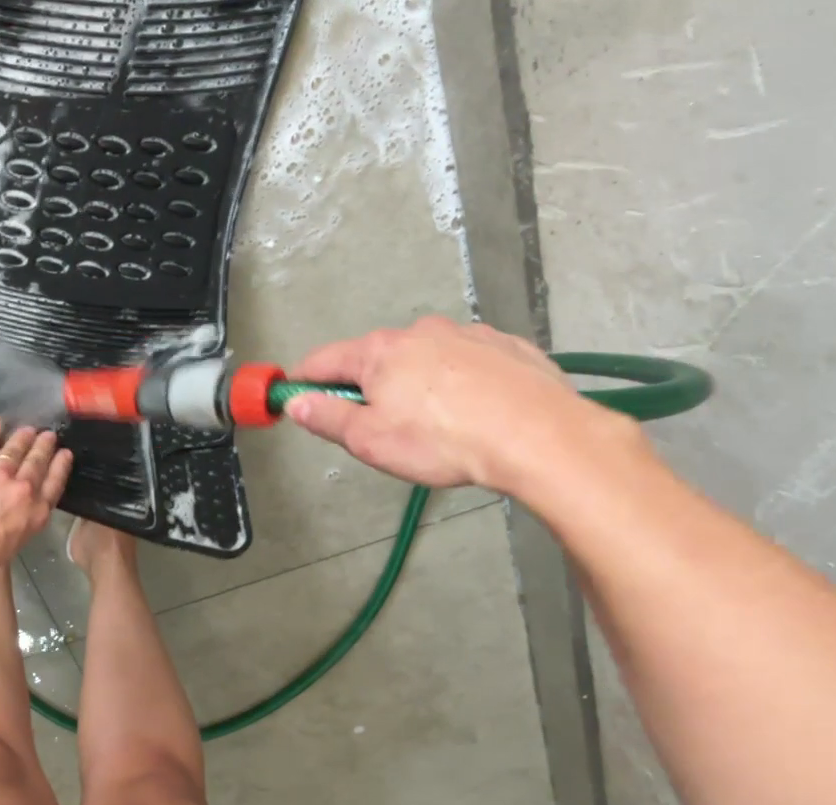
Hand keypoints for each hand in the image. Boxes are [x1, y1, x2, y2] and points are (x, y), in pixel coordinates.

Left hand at [0, 419, 72, 581]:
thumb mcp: (18, 541)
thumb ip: (26, 518)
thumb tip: (23, 504)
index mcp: (36, 512)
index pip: (54, 483)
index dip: (60, 466)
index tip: (64, 453)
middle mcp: (23, 489)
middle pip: (37, 462)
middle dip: (44, 446)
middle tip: (47, 435)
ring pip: (14, 449)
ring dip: (23, 437)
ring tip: (27, 429)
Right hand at [284, 315, 625, 491]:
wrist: (539, 437)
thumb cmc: (444, 441)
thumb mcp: (368, 440)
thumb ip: (326, 417)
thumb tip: (296, 402)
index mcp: (379, 352)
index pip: (322, 360)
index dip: (303, 383)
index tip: (297, 401)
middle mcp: (420, 332)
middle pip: (374, 360)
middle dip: (365, 388)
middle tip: (375, 429)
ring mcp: (467, 335)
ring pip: (422, 360)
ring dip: (413, 385)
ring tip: (431, 426)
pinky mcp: (506, 347)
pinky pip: (464, 364)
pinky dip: (455, 384)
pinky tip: (468, 414)